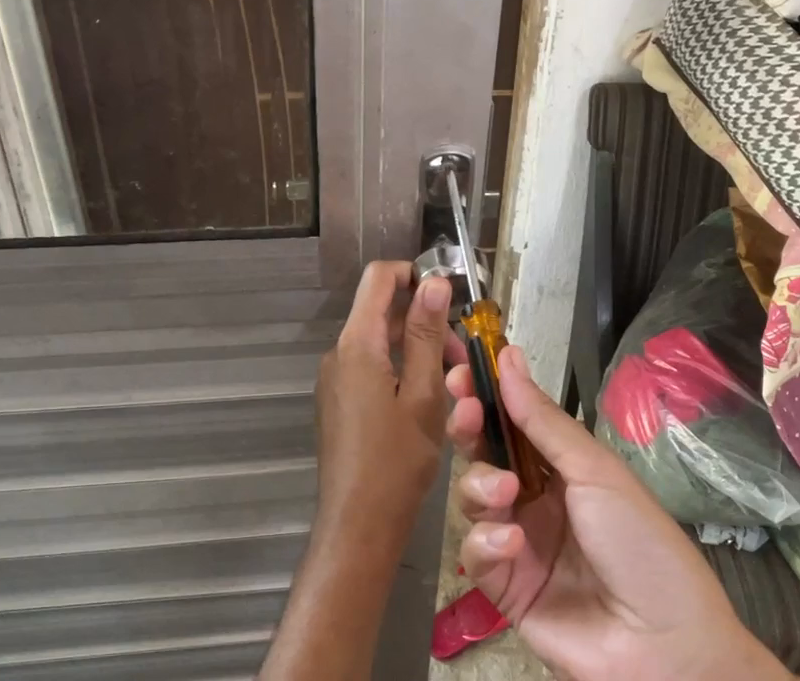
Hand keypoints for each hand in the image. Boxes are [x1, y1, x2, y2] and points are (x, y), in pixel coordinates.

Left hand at [313, 261, 456, 551]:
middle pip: (381, 311)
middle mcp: (338, 353)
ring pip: (379, 342)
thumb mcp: (424, 395)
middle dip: (425, 322)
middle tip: (464, 358)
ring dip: (417, 350)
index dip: (414, 273)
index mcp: (356, 343)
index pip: (378, 278)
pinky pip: (370, 368)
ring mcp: (335, 379)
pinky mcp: (338, 401)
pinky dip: (400, 370)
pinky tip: (427, 403)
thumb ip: (426, 335)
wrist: (358, 525)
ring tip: (453, 385)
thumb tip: (434, 281)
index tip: (450, 297)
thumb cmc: (397, 461)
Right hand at [448, 345, 791, 680]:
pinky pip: (476, 550)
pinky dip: (486, 540)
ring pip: (474, 495)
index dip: (486, 396)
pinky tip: (512, 544)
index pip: (513, 421)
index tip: (462, 372)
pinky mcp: (503, 586)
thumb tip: (509, 357)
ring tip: (506, 493)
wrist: (663, 643)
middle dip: (469, 428)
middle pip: (484, 453)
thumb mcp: (596, 471)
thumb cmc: (639, 542)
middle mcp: (535, 497)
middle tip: (464, 414)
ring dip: (481, 485)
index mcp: (562, 467)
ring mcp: (518, 541)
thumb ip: (543, 420)